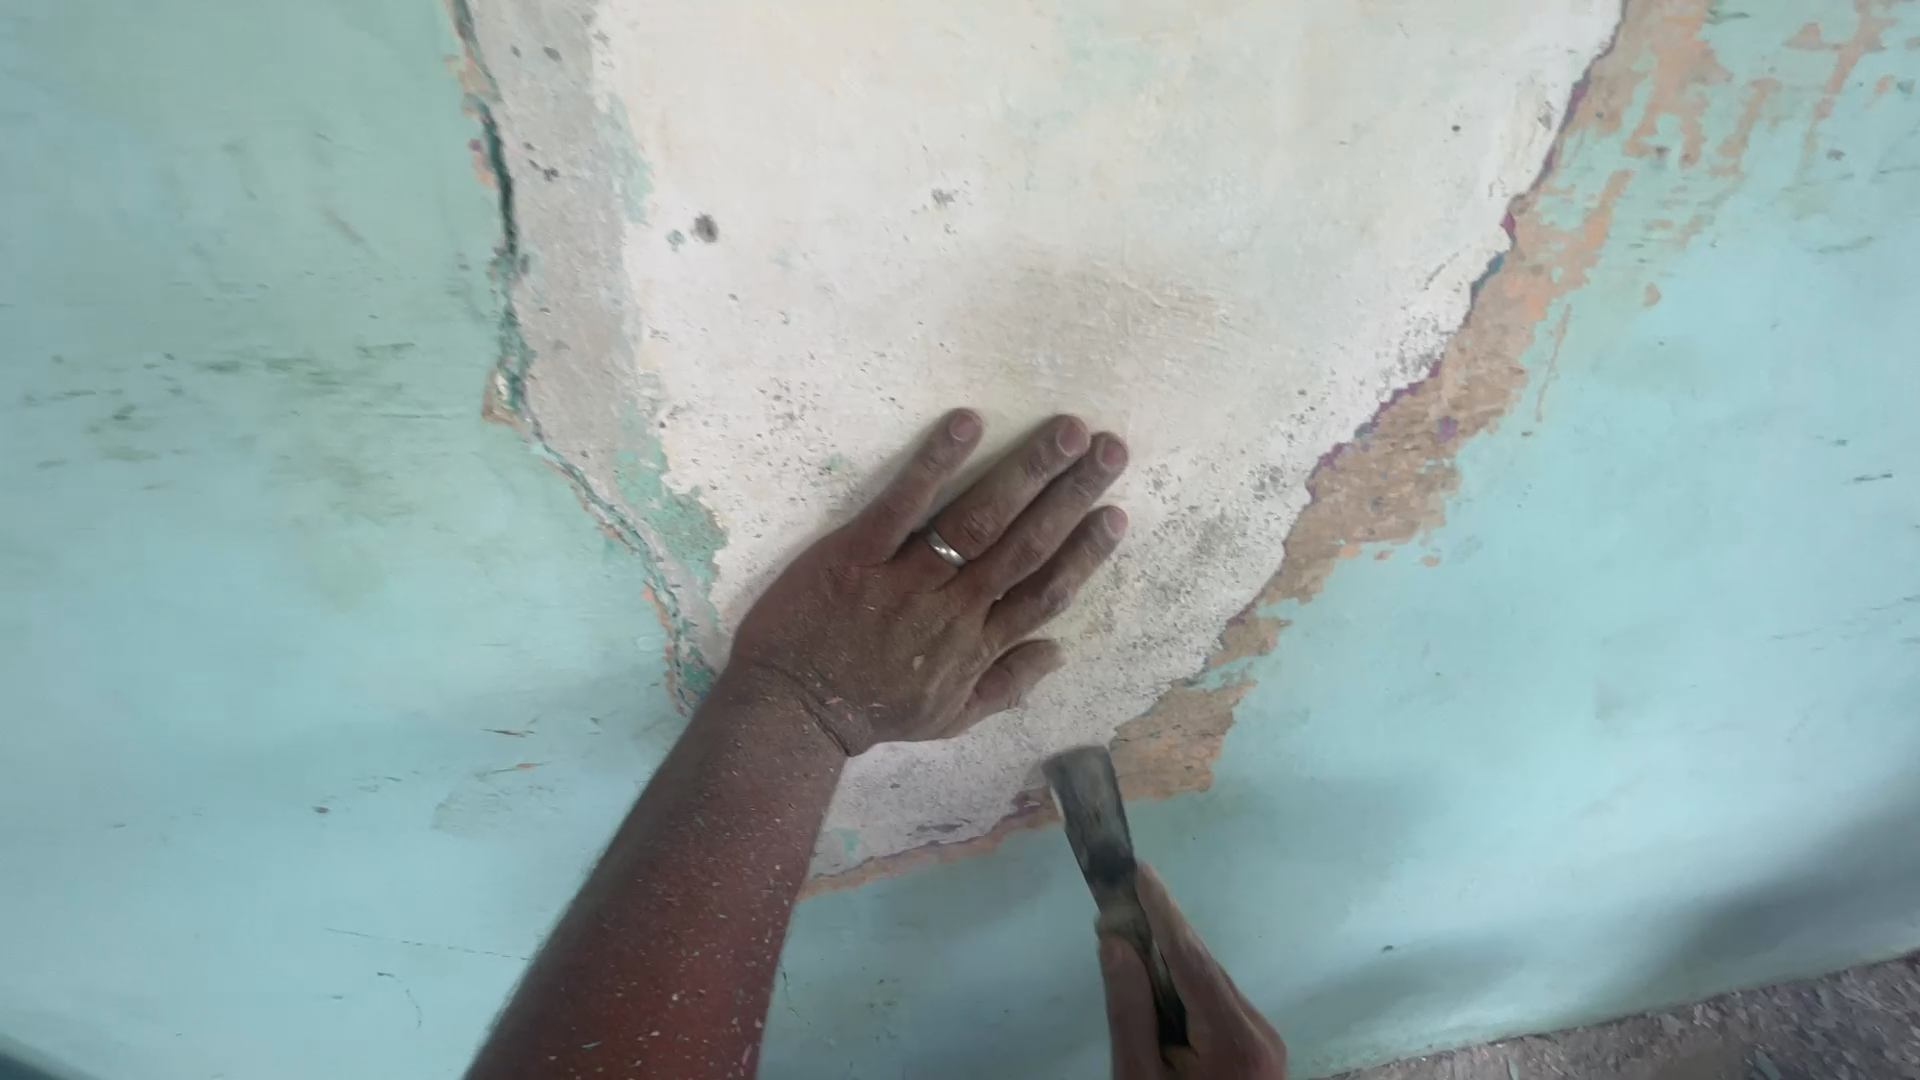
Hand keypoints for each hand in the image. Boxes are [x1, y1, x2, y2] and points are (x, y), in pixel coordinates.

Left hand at [724, 409, 1129, 755]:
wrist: (792, 713)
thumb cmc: (873, 710)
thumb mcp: (949, 718)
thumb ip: (1006, 686)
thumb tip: (1060, 652)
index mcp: (978, 645)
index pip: (1045, 593)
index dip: (1085, 553)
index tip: (1116, 514)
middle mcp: (954, 609)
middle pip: (1025, 546)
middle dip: (1072, 496)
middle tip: (1110, 449)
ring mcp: (906, 580)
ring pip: (977, 521)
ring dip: (1025, 473)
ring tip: (1065, 431)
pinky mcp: (856, 556)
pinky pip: (901, 506)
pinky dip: (934, 465)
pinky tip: (967, 424)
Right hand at [1101, 865, 1286, 1079]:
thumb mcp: (1138, 1078)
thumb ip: (1128, 1007)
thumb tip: (1116, 940)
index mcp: (1236, 1039)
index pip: (1191, 958)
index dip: (1163, 911)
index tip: (1141, 871)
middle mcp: (1259, 1032)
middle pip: (1201, 965)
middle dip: (1159, 931)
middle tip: (1118, 899)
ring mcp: (1263, 1042)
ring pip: (1207, 981)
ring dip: (1168, 957)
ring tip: (1126, 935)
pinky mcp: (1257, 1051)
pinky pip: (1214, 1001)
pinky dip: (1182, 984)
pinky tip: (1153, 978)